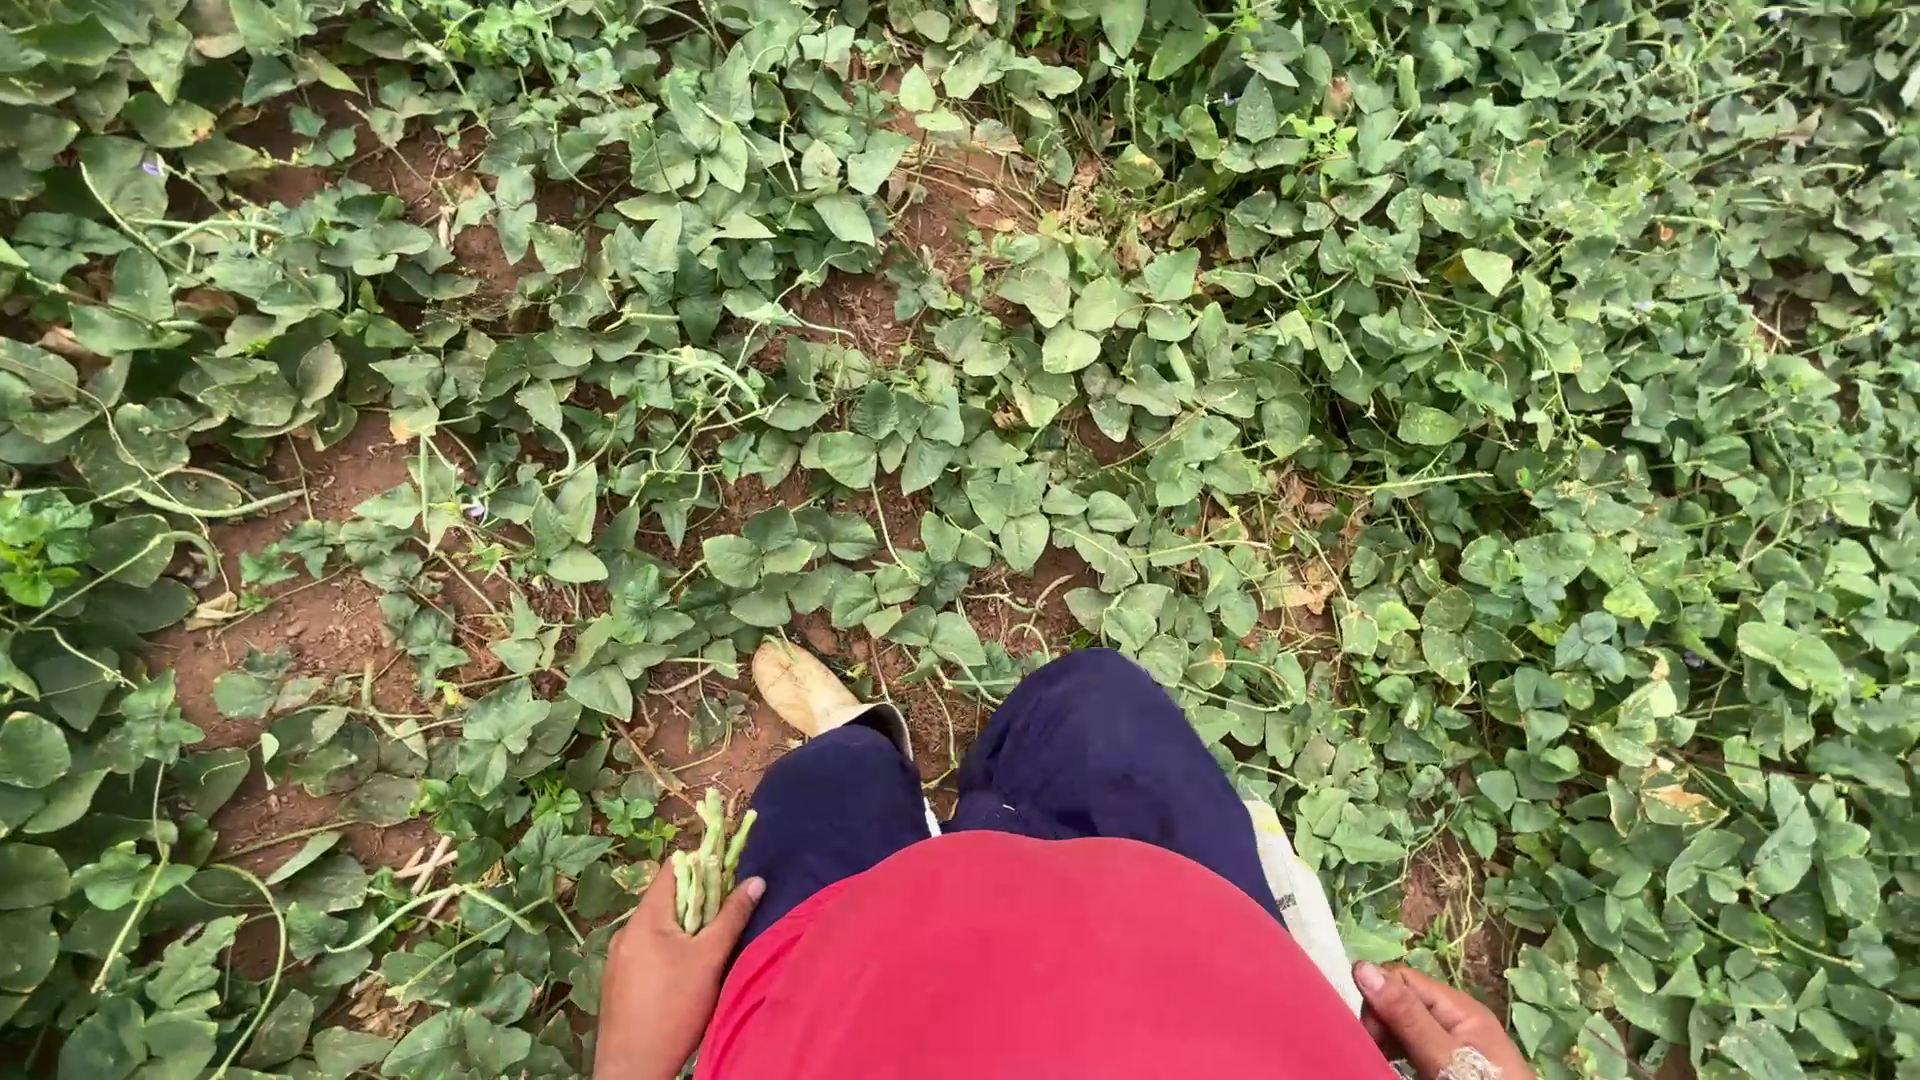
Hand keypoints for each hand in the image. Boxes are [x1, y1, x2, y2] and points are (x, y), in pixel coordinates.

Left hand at [592, 867, 763, 1079]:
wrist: (633, 1073)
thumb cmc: (674, 1009)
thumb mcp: (710, 958)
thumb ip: (732, 916)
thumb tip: (755, 880)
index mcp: (644, 920)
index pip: (672, 870)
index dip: (700, 862)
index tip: (727, 868)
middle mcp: (626, 932)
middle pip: (666, 897)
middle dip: (698, 897)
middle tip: (727, 907)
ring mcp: (618, 958)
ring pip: (659, 924)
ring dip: (686, 923)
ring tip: (711, 939)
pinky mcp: (618, 981)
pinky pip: (648, 947)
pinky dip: (671, 944)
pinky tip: (687, 967)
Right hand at [1354, 962, 1533, 1079]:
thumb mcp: (1444, 1060)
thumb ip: (1406, 1015)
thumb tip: (1361, 966)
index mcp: (1460, 1007)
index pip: (1401, 978)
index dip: (1378, 997)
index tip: (1368, 1033)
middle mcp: (1458, 1017)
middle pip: (1403, 998)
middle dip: (1381, 1018)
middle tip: (1374, 1051)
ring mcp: (1458, 1041)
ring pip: (1406, 1021)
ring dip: (1388, 1036)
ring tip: (1382, 1061)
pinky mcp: (1454, 1062)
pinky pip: (1416, 1042)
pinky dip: (1400, 1051)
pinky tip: (1395, 1066)